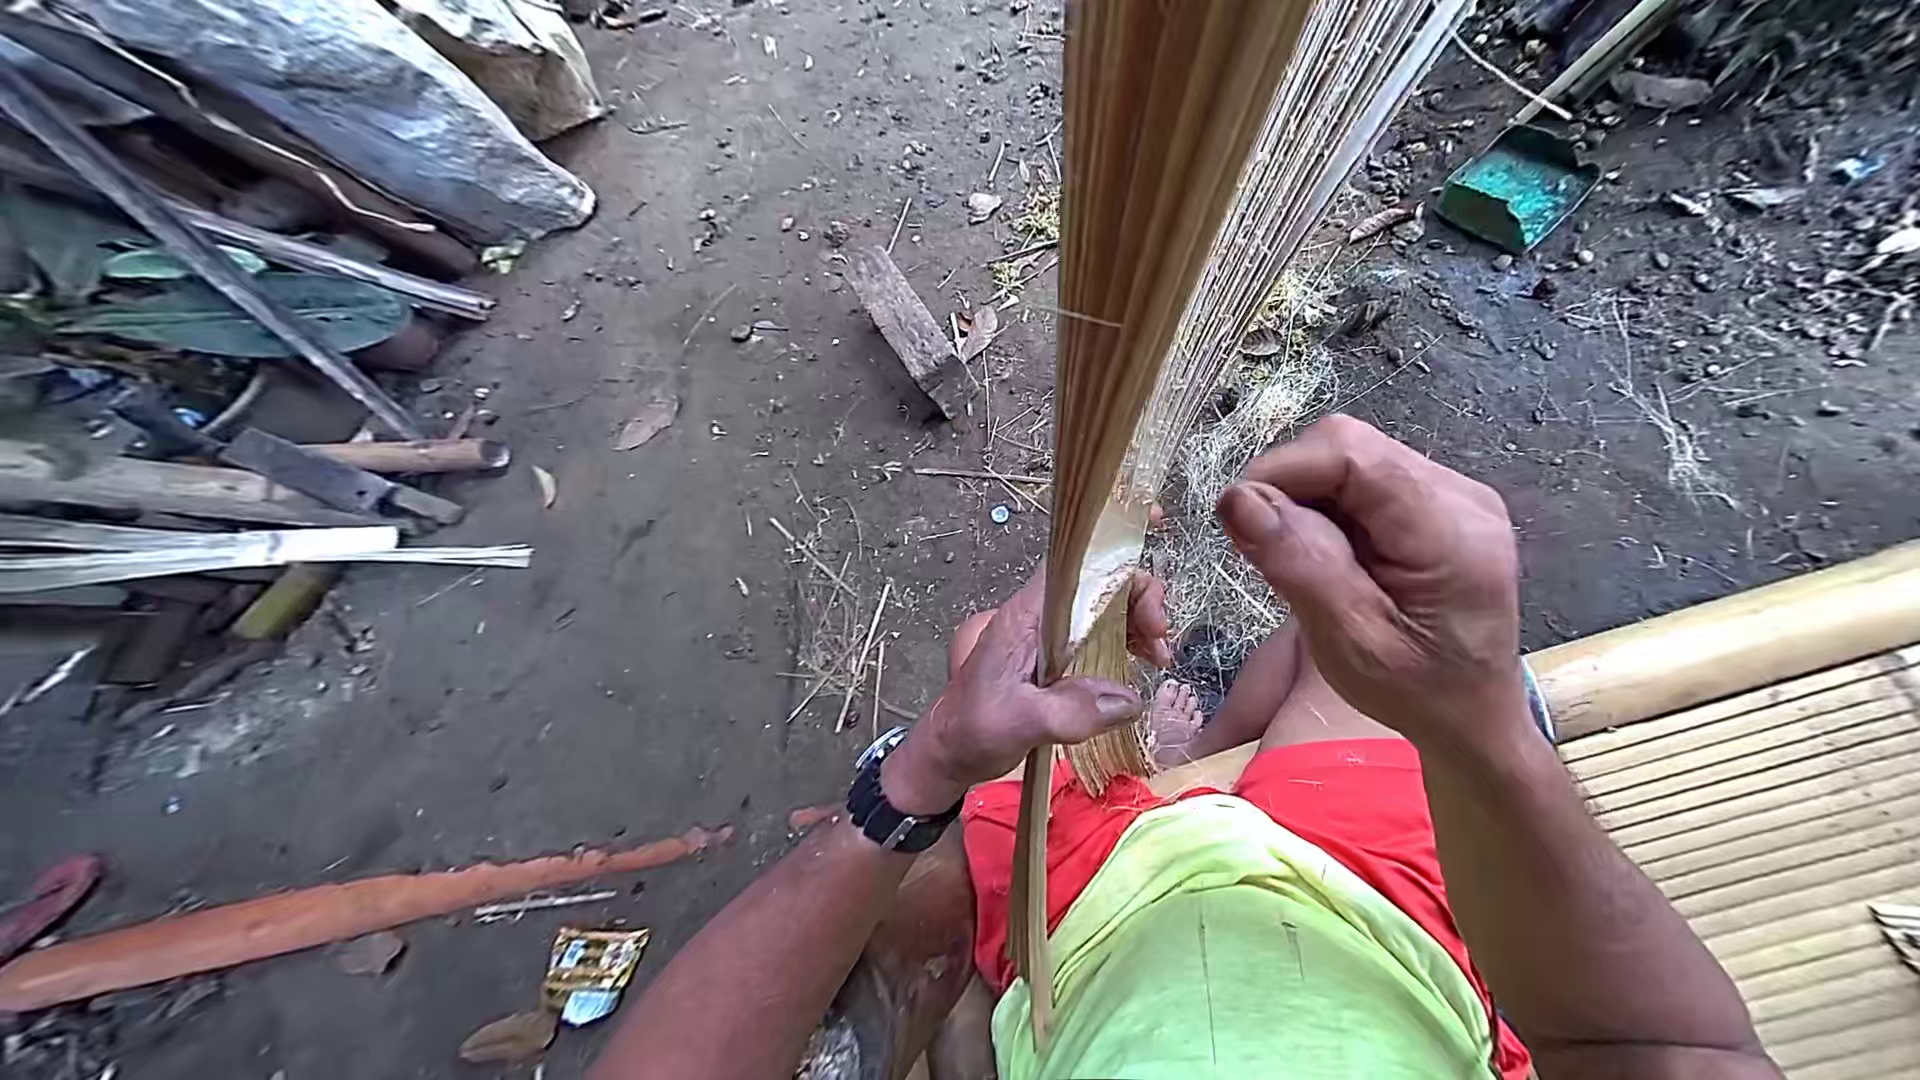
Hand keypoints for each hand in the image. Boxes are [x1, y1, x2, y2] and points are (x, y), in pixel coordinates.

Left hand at [881, 569, 1169, 813]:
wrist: (950, 749)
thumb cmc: (973, 730)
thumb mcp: (1019, 724)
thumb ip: (1070, 711)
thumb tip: (1130, 699)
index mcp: (1027, 616)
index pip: (1072, 564)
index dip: (1112, 549)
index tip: (1151, 557)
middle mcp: (1040, 616)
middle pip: (1097, 582)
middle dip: (1138, 596)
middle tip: (1159, 639)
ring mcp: (1049, 634)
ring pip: (1103, 605)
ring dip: (1138, 621)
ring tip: (1159, 656)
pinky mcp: (1056, 654)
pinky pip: (1099, 632)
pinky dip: (1127, 640)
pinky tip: (1144, 662)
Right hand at [1218, 416, 1529, 755]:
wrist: (1467, 712)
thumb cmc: (1412, 690)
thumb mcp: (1347, 641)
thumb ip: (1298, 565)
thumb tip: (1236, 500)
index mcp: (1449, 531)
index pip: (1350, 454)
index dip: (1279, 472)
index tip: (1237, 519)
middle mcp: (1457, 494)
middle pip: (1346, 445)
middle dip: (1286, 485)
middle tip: (1263, 546)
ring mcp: (1447, 493)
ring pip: (1344, 455)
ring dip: (1298, 496)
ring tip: (1293, 555)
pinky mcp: (1427, 501)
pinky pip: (1353, 477)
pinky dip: (1316, 505)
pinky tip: (1318, 549)